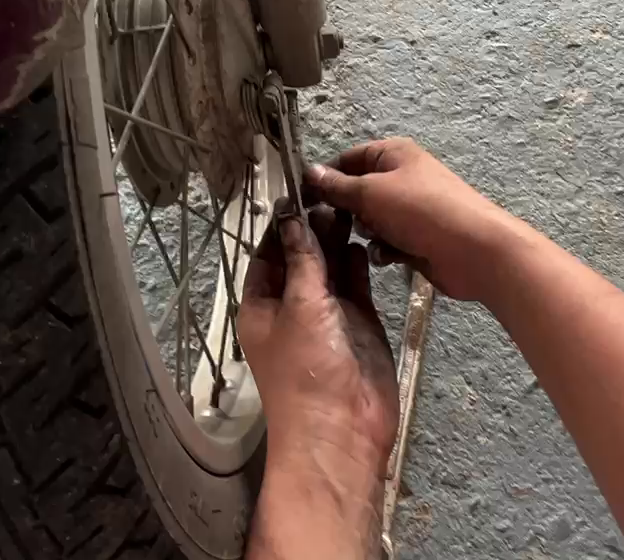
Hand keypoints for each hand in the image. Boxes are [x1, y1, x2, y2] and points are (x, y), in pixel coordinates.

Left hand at [236, 206, 397, 542]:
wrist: (342, 430)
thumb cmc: (306, 367)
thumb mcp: (300, 306)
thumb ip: (302, 260)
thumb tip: (293, 219)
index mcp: (262, 305)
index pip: (267, 254)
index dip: (281, 226)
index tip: (297, 193)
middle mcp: (292, 306)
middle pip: (300, 257)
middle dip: (312, 229)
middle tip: (330, 193)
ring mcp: (327, 313)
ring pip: (329, 267)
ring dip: (335, 240)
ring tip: (348, 205)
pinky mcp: (358, 321)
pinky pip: (354, 284)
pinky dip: (356, 262)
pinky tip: (361, 237)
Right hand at [304, 137, 531, 301]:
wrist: (475, 251)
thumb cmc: (421, 210)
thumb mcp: (371, 192)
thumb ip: (338, 186)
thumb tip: (309, 172)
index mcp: (392, 154)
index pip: (347, 159)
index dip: (325, 177)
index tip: (303, 200)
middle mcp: (400, 177)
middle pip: (356, 191)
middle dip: (345, 209)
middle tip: (332, 224)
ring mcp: (409, 209)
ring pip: (369, 219)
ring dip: (365, 231)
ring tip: (369, 239)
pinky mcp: (416, 238)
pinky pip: (386, 241)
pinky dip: (383, 249)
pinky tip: (386, 257)